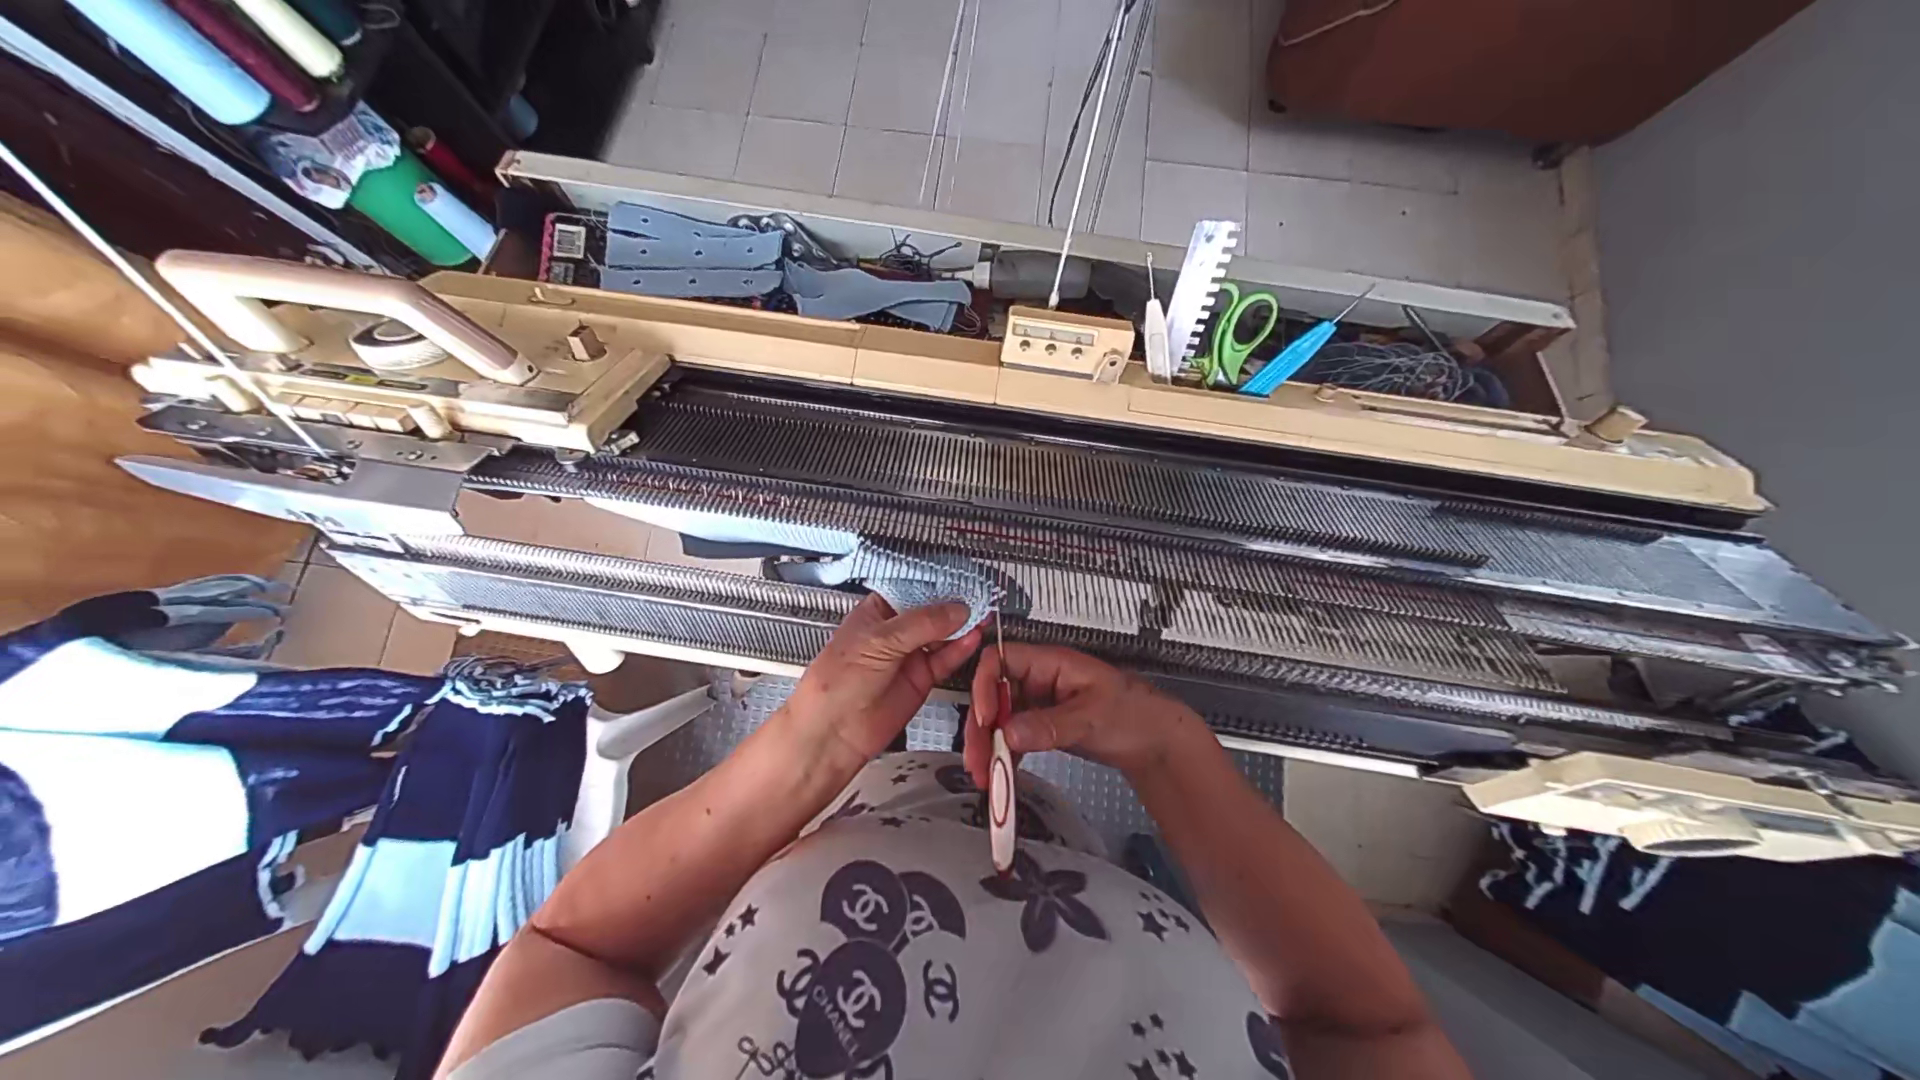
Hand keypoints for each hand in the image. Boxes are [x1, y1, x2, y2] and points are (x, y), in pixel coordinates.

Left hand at [778, 594, 983, 772]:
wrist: (833, 732)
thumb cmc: (835, 683)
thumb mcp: (880, 642)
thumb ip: (921, 624)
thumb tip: (955, 610)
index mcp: (877, 611)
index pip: (913, 589)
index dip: (937, 584)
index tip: (960, 579)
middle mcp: (895, 631)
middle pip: (933, 611)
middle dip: (955, 605)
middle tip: (977, 597)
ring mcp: (909, 654)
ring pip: (943, 635)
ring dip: (962, 626)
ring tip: (981, 616)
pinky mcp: (921, 678)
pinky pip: (947, 659)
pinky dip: (961, 649)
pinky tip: (972, 638)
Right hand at [966, 643, 1205, 787]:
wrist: (1156, 742)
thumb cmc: (1133, 714)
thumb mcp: (1093, 717)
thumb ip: (1050, 725)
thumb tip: (1008, 733)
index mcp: (1049, 663)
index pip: (1001, 660)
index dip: (985, 685)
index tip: (985, 719)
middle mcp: (1037, 680)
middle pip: (993, 694)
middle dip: (980, 727)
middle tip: (977, 761)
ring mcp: (1038, 705)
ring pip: (998, 720)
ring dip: (986, 746)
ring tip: (983, 778)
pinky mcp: (1041, 727)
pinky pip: (1012, 738)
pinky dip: (1002, 757)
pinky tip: (999, 778)